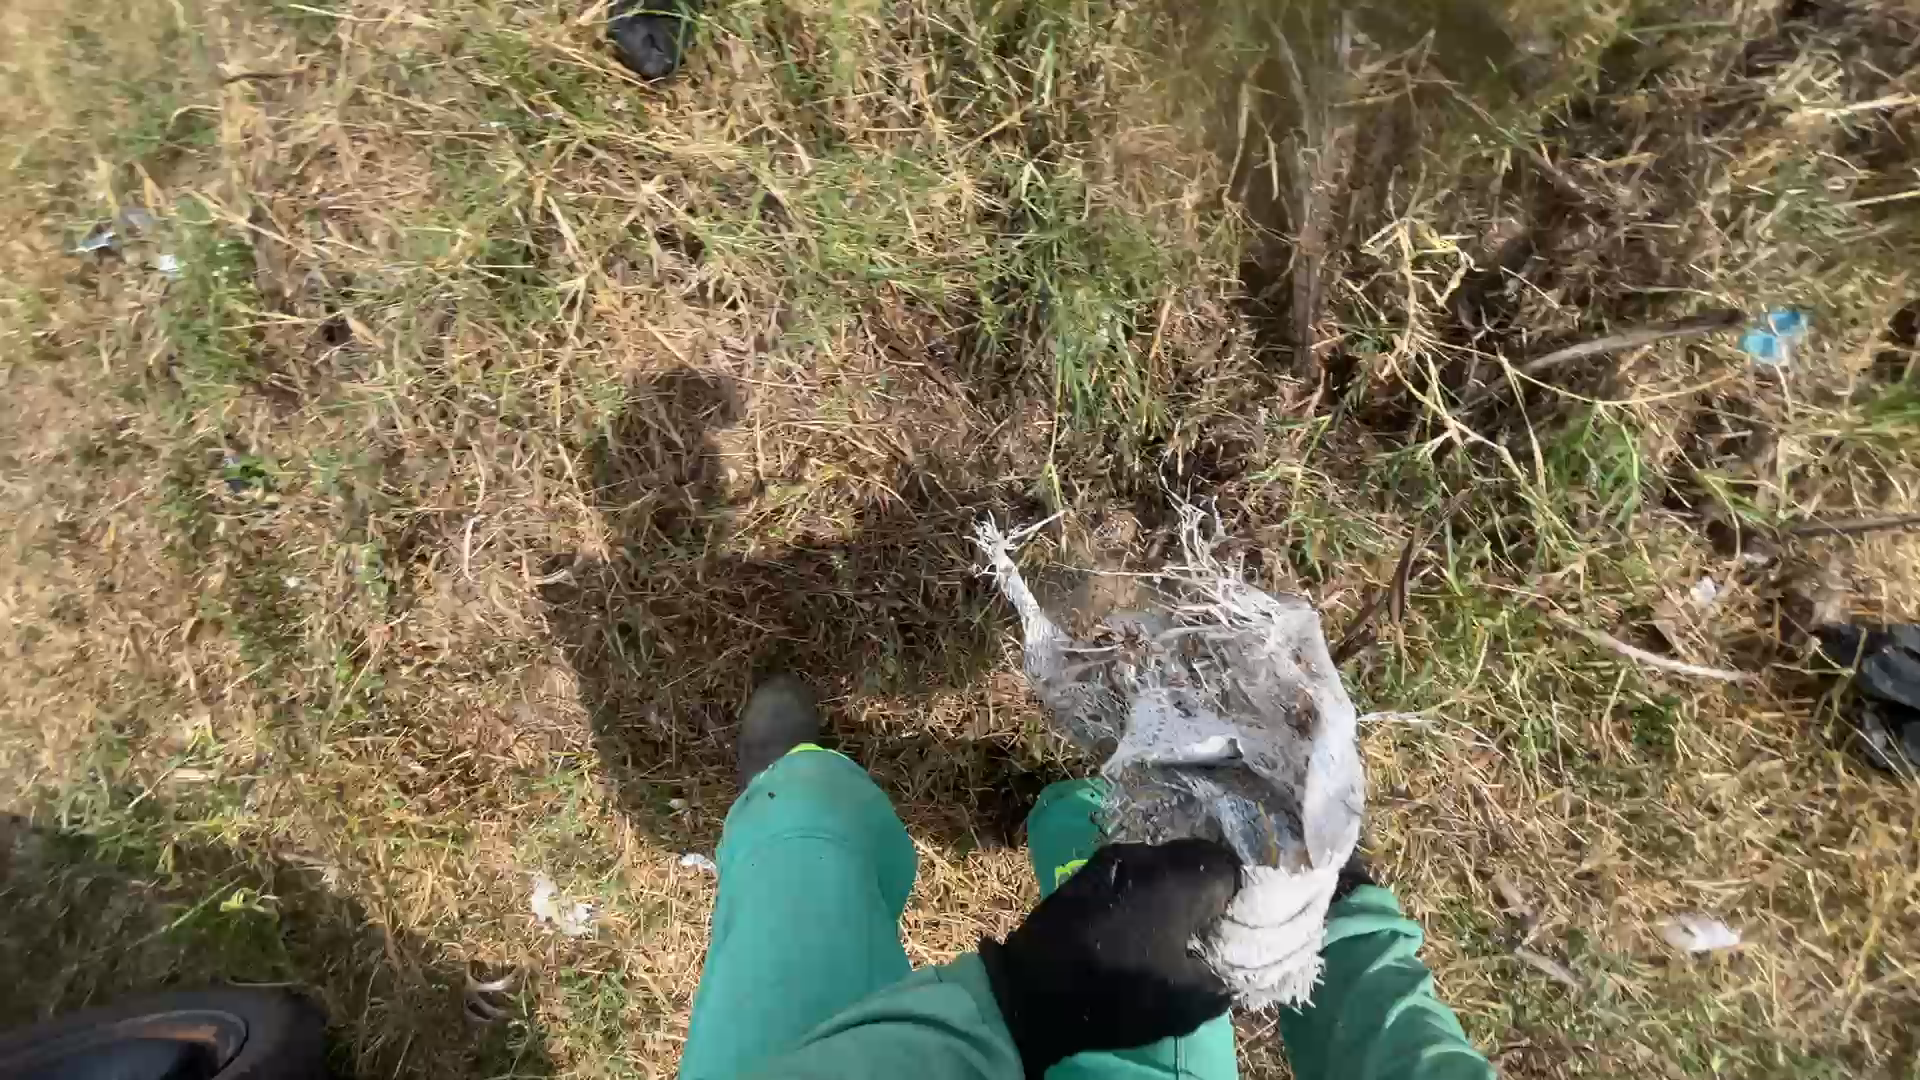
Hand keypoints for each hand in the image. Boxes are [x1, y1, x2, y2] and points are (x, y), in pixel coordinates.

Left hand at [980, 839, 1241, 1077]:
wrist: (1038, 986)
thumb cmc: (1119, 991)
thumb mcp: (1187, 1000)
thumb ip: (1221, 977)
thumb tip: (1230, 963)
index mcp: (1176, 880)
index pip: (1226, 865)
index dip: (1240, 891)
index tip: (1241, 918)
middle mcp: (1146, 856)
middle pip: (1194, 855)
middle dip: (1209, 882)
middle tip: (1215, 919)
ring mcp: (1113, 857)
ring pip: (1162, 859)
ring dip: (1177, 882)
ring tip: (1180, 921)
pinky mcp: (1090, 868)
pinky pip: (1135, 867)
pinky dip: (1149, 885)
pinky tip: (1145, 916)